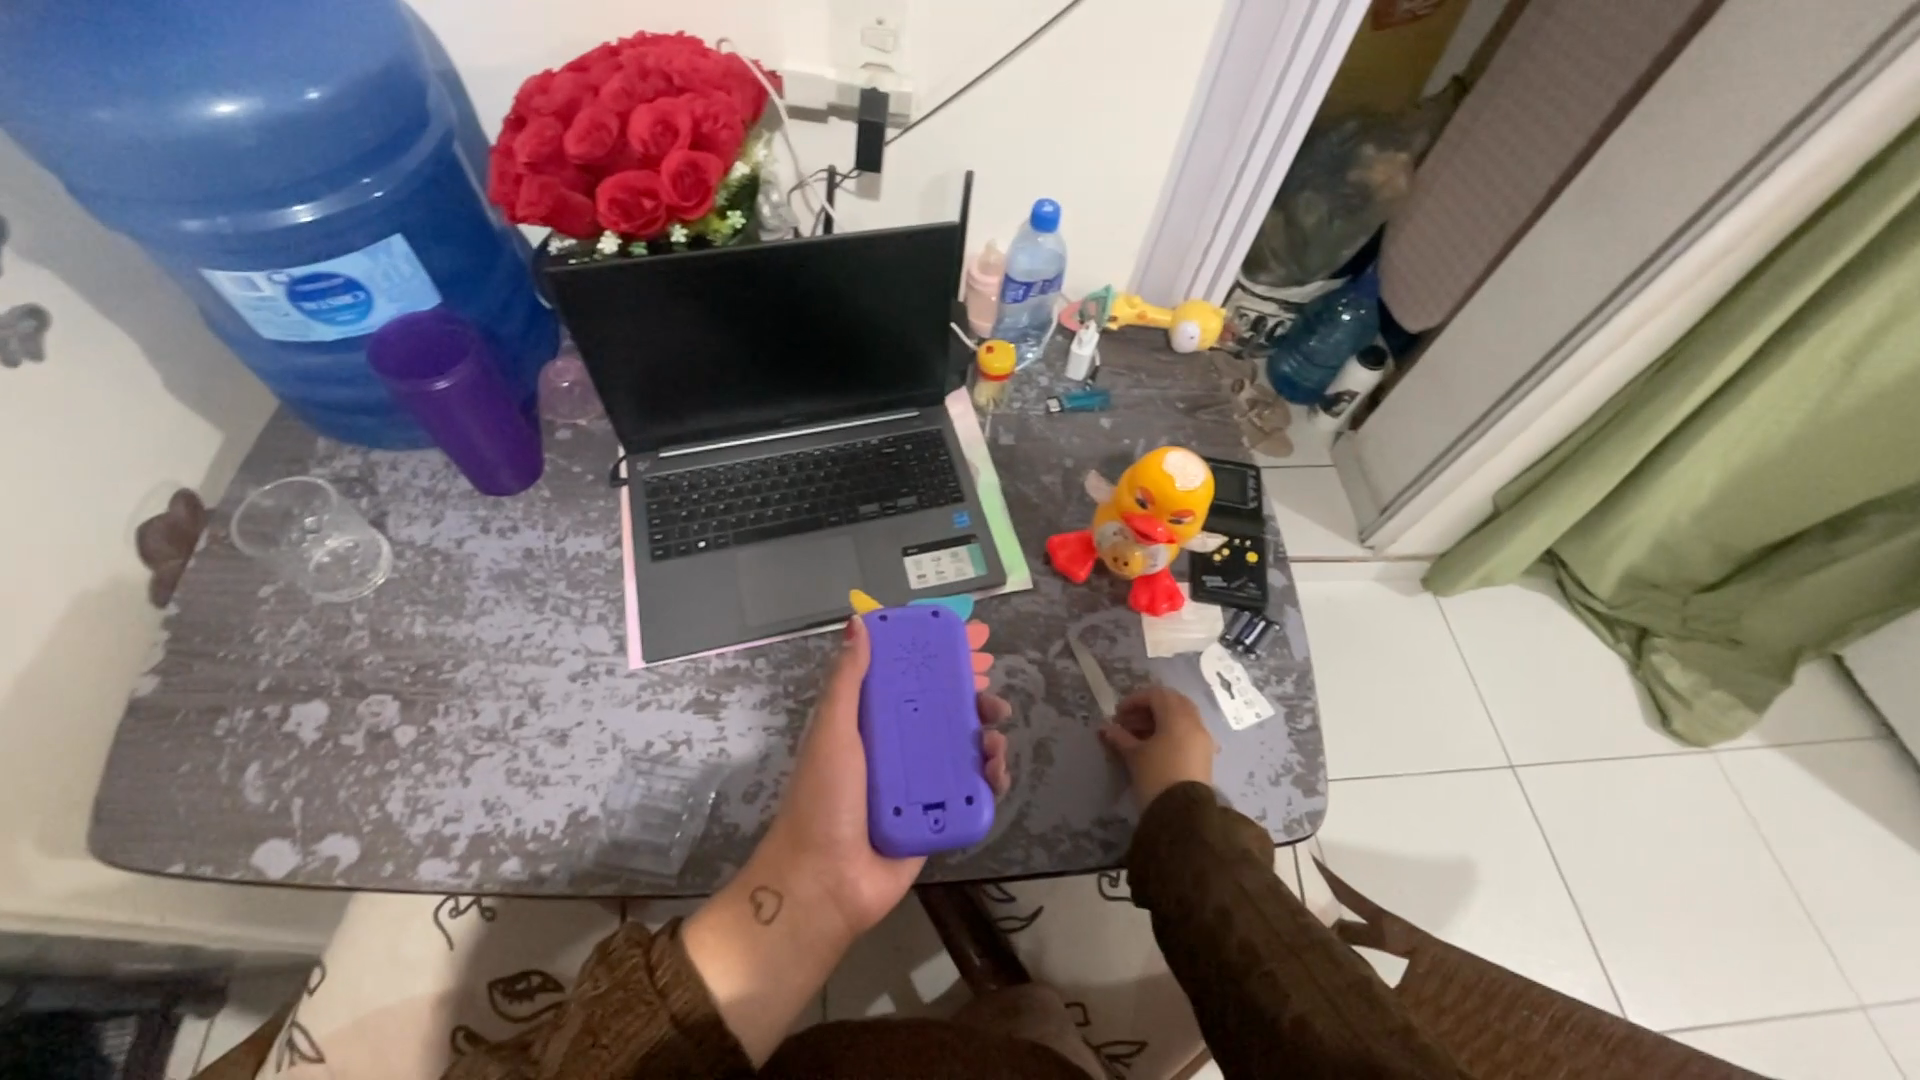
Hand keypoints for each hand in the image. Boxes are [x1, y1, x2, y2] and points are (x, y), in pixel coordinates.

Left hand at [762, 616, 1011, 938]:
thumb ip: (848, 679)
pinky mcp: (938, 814)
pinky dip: (991, 775)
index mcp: (869, 721)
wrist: (825, 883)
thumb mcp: (832, 731)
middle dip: (969, 688)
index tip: (966, 636)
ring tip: (995, 730)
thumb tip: (859, 622)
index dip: (936, 654)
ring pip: (963, 744)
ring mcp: (919, 781)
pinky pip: (972, 787)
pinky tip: (997, 769)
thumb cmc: (824, 799)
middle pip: (941, 706)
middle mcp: (896, 746)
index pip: (908, 676)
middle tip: (989, 677)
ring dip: (985, 729)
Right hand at [1098, 686, 1215, 808]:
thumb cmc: (1156, 776)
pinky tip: (1155, 747)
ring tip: (1137, 736)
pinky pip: (1188, 733)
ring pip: (1181, 717)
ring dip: (1159, 720)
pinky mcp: (1205, 755)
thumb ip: (1120, 737)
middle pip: (1172, 702)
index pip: (1156, 695)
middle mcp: (1194, 723)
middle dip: (1149, 708)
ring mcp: (1203, 739)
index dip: (1135, 700)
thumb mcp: (1134, 755)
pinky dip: (1171, 732)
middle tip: (1129, 721)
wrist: (1183, 814)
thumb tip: (1106, 728)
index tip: (1117, 713)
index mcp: (1177, 717)